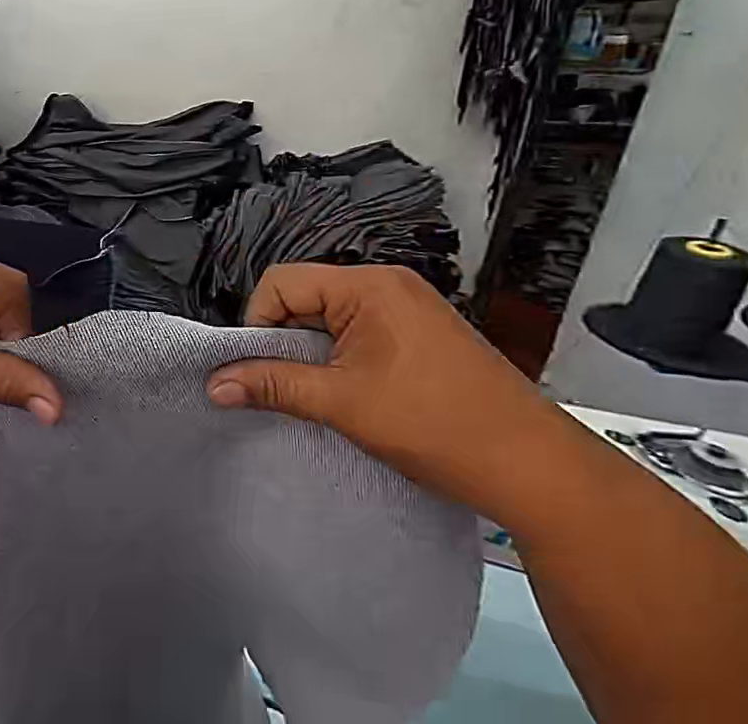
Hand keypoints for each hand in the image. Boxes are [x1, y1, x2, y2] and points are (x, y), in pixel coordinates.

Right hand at [207, 264, 568, 511]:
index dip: (258, 322)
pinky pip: (360, 328)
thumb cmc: (435, 424)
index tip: (259, 368)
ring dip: (313, 350)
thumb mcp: (343, 402)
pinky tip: (350, 390)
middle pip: (306, 295)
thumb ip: (274, 385)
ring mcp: (408, 305)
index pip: (282, 282)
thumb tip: (215, 384)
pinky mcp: (420, 330)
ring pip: (331, 314)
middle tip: (287, 385)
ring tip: (319, 392)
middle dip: (286, 338)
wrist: (532, 465)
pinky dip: (341, 355)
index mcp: (368, 284)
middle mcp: (388, 282)